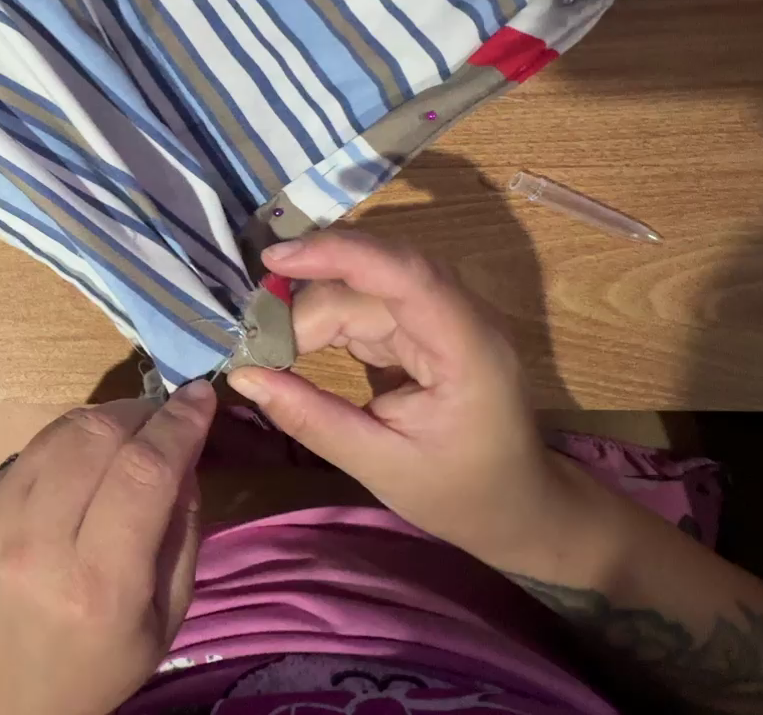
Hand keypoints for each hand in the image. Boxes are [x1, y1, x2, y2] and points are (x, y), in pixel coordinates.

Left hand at [0, 384, 217, 714]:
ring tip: (137, 427)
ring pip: (66, 428)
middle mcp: (45, 540)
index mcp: (101, 582)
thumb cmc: (105, 656)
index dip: (177, 425)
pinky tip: (97, 446)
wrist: (14, 677)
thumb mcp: (168, 613)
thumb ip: (183, 529)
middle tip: (168, 416)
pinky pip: (41, 439)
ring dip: (111, 414)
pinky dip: (78, 430)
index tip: (201, 395)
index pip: (143, 475)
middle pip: (99, 437)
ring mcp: (6, 513)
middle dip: (143, 412)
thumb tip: (186, 452)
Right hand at [227, 232, 596, 573]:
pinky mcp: (416, 323)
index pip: (407, 275)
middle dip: (303, 306)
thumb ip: (312, 419)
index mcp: (467, 350)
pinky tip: (292, 345)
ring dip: (305, 314)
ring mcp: (436, 316)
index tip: (274, 261)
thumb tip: (242, 376)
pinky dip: (318, 322)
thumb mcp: (382, 467)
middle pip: (365, 282)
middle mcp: (455, 317)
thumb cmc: (465, 494)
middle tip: (255, 348)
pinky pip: (356, 304)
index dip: (341, 254)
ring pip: (353, 290)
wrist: (520, 508)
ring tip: (268, 352)